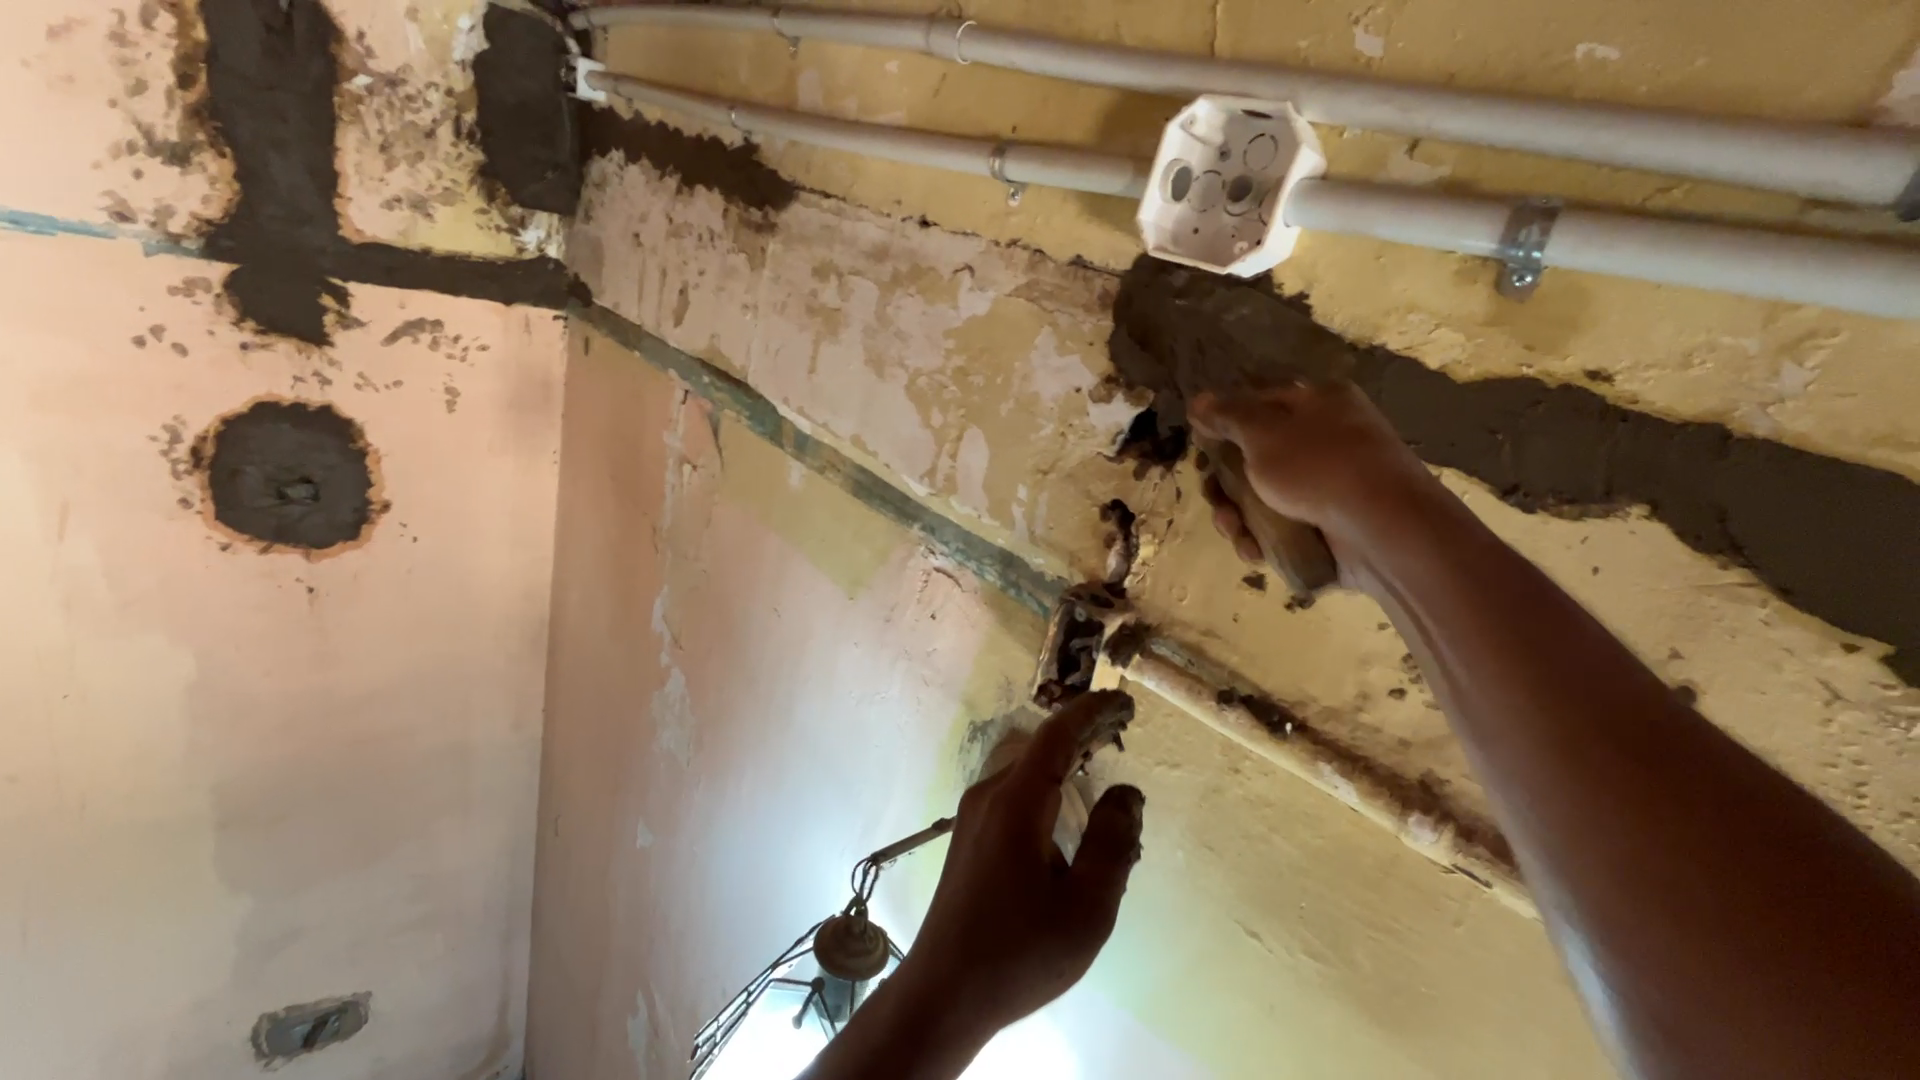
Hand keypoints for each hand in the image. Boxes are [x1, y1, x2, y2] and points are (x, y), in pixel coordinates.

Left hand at [895, 690, 1144, 1035]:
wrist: (943, 993)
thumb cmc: (1019, 952)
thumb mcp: (1087, 907)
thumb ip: (1112, 843)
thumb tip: (1126, 793)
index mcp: (1016, 803)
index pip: (1056, 735)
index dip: (1092, 712)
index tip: (1125, 701)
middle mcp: (989, 797)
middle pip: (1040, 747)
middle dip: (1082, 730)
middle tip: (1123, 724)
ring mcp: (974, 816)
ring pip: (1026, 770)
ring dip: (1064, 757)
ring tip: (1103, 754)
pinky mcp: (971, 837)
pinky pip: (1016, 793)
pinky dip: (1048, 782)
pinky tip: (1069, 805)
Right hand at [1190, 382, 1446, 588]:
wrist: (1383, 528)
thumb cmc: (1319, 466)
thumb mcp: (1263, 431)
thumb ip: (1227, 415)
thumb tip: (1198, 400)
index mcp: (1316, 404)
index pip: (1257, 404)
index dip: (1223, 426)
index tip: (1200, 449)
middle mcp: (1324, 439)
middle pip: (1255, 456)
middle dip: (1226, 482)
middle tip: (1215, 499)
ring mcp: (1328, 485)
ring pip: (1264, 496)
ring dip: (1238, 515)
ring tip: (1234, 531)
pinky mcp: (1328, 525)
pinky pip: (1283, 527)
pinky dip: (1263, 539)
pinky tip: (1254, 552)